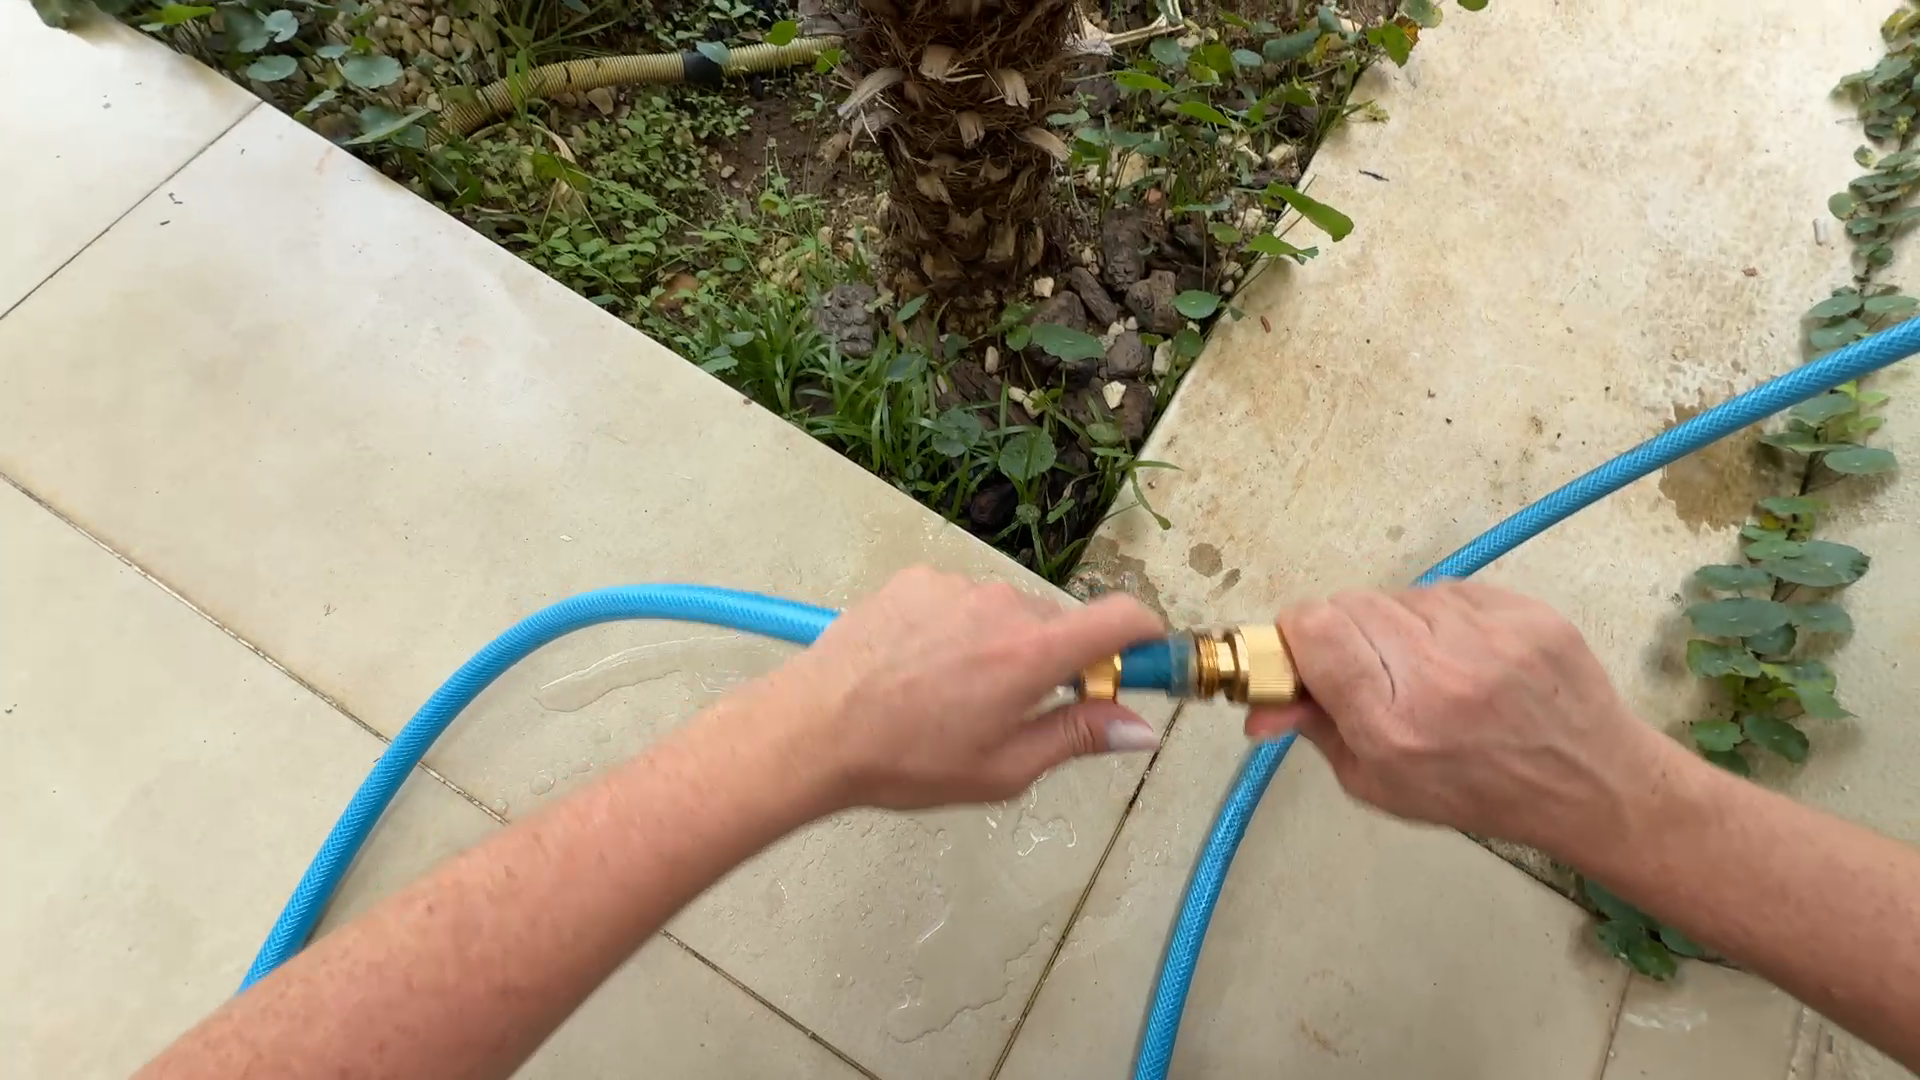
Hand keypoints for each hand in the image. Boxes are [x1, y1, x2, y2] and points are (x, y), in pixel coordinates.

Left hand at [738, 566, 1166, 810]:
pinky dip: (959, 626)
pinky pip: (962, 599)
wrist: (813, 726)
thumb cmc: (907, 759)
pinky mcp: (918, 577)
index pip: (1121, 617)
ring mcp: (955, 584)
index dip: (1145, 635)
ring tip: (954, 688)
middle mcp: (1000, 603)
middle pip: (1059, 621)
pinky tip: (922, 663)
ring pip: (1007, 611)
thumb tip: (1139, 727)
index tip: (1142, 658)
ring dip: (1002, 642)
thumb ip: (1078, 736)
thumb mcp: (1003, 768)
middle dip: (1056, 658)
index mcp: (1032, 652)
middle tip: (1018, 704)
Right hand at [1245, 583, 1670, 856]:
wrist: (1593, 785)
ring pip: (1393, 595)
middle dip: (1341, 629)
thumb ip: (1312, 730)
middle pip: (1346, 604)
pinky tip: (1461, 651)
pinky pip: (1443, 589)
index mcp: (1392, 724)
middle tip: (1366, 663)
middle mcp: (1438, 674)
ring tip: (1423, 662)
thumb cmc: (1469, 792)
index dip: (1294, 631)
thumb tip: (1255, 706)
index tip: (1301, 649)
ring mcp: (1489, 637)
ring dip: (1391, 623)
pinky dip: (1437, 615)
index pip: (1315, 630)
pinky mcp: (1525, 612)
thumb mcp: (1375, 782)